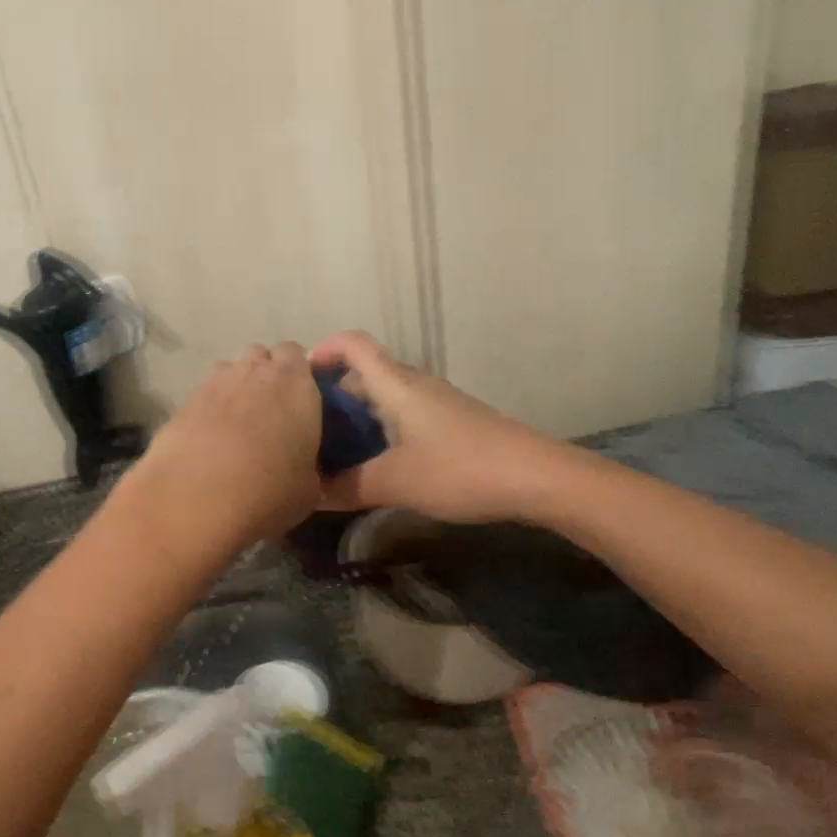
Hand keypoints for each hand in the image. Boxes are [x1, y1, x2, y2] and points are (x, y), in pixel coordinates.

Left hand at [114, 342, 324, 549]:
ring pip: (230, 370)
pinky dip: (210, 408)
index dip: (297, 374)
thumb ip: (311, 463)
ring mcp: (214, 382)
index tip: (299, 401)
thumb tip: (305, 467)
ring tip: (238, 424)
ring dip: (236, 387)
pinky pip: (204, 394)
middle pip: (260, 356)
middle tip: (270, 412)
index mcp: (295, 383)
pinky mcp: (184, 400)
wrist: (196, 497)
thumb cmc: (268, 491)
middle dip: (265, 374)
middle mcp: (254, 371)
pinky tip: (210, 438)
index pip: (296, 354)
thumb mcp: (310, 488)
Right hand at [310, 330, 587, 522]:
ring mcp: (435, 403)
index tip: (297, 382)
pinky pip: (401, 415)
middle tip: (305, 429)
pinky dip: (378, 430)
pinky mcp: (450, 424)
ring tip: (330, 451)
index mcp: (395, 384)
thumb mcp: (396, 482)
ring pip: (383, 397)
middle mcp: (413, 385)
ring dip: (355, 417)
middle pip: (363, 373)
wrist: (538, 478)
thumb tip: (304, 493)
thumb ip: (347, 487)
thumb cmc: (461, 468)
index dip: (322, 352)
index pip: (352, 344)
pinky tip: (373, 464)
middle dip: (330, 395)